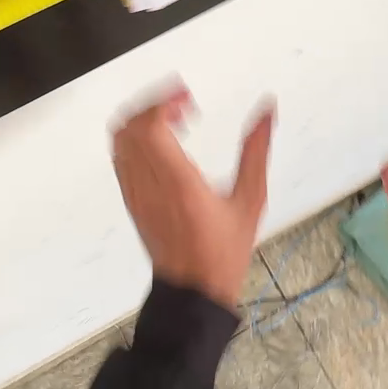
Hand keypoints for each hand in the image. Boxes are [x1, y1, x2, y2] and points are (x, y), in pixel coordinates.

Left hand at [111, 85, 274, 309]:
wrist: (193, 291)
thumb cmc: (222, 252)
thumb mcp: (250, 201)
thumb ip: (256, 152)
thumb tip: (266, 113)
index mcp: (178, 183)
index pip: (151, 127)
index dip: (163, 101)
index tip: (187, 97)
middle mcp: (150, 184)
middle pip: (129, 125)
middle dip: (154, 104)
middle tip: (182, 105)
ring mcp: (135, 192)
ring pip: (120, 139)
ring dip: (143, 119)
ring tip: (174, 121)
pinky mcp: (130, 198)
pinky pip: (121, 156)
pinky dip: (136, 138)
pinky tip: (163, 144)